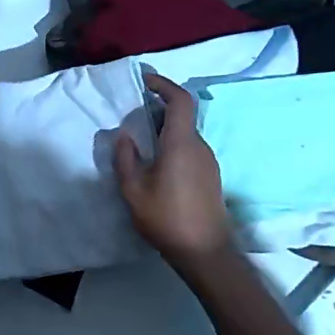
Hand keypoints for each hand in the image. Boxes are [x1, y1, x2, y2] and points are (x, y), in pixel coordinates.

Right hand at [115, 74, 233, 261]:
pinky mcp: (210, 177)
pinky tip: (156, 165)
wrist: (205, 253)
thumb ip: (126, 159)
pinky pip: (190, 149)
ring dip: (164, 130)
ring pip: (185, 134)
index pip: (180, 100)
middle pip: (182, 116)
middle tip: (133, 116)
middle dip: (158, 108)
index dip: (164, 84)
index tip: (145, 81)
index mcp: (181, 143)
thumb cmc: (167, 219)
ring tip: (140, 143)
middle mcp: (199, 146)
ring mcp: (208, 162)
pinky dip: (172, 145)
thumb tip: (124, 136)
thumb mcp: (134, 190)